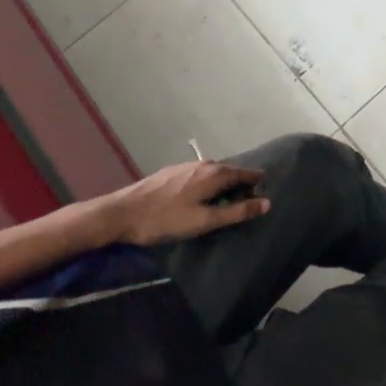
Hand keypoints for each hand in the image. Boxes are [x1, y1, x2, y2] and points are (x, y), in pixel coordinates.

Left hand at [85, 161, 271, 246]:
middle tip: (232, 211)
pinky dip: (204, 186)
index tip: (253, 206)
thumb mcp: (203, 221)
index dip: (256, 189)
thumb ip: (237, 212)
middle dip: (239, 188)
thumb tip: (267, 203)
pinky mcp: (171, 172)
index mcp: (218, 173)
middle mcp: (206, 164)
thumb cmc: (164, 219)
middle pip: (233, 173)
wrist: (117, 214)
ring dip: (220, 188)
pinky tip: (191, 202)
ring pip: (214, 174)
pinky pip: (198, 176)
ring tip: (212, 208)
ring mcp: (187, 166)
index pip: (251, 174)